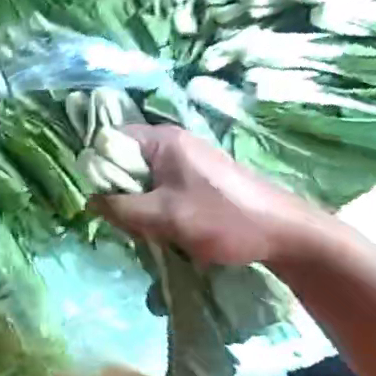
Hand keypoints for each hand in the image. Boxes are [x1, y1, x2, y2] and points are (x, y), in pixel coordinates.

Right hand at [95, 125, 337, 267]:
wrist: (285, 235)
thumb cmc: (222, 218)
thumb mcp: (162, 216)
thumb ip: (120, 207)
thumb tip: (90, 201)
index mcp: (163, 139)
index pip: (109, 140)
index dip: (97, 167)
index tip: (100, 197)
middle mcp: (172, 142)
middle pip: (124, 160)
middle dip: (119, 191)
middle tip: (126, 219)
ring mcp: (187, 160)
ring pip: (142, 178)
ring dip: (139, 204)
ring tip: (149, 228)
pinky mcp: (197, 179)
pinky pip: (160, 187)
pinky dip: (156, 207)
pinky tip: (166, 228)